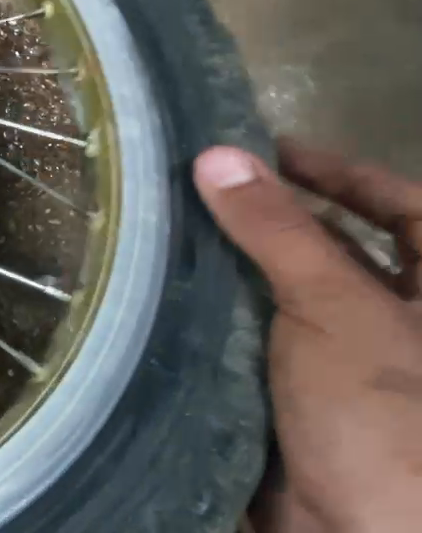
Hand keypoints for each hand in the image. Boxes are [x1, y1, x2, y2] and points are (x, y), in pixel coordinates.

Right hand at [194, 143, 421, 532]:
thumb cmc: (394, 416)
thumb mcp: (340, 311)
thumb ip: (280, 231)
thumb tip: (218, 154)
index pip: (412, 213)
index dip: (345, 174)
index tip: (267, 147)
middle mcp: (409, 326)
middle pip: (343, 247)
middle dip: (273, 212)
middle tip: (197, 180)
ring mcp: (354, 360)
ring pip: (290, 287)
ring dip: (234, 256)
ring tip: (164, 221)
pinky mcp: (299, 387)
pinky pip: (256, 325)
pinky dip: (217, 300)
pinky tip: (165, 279)